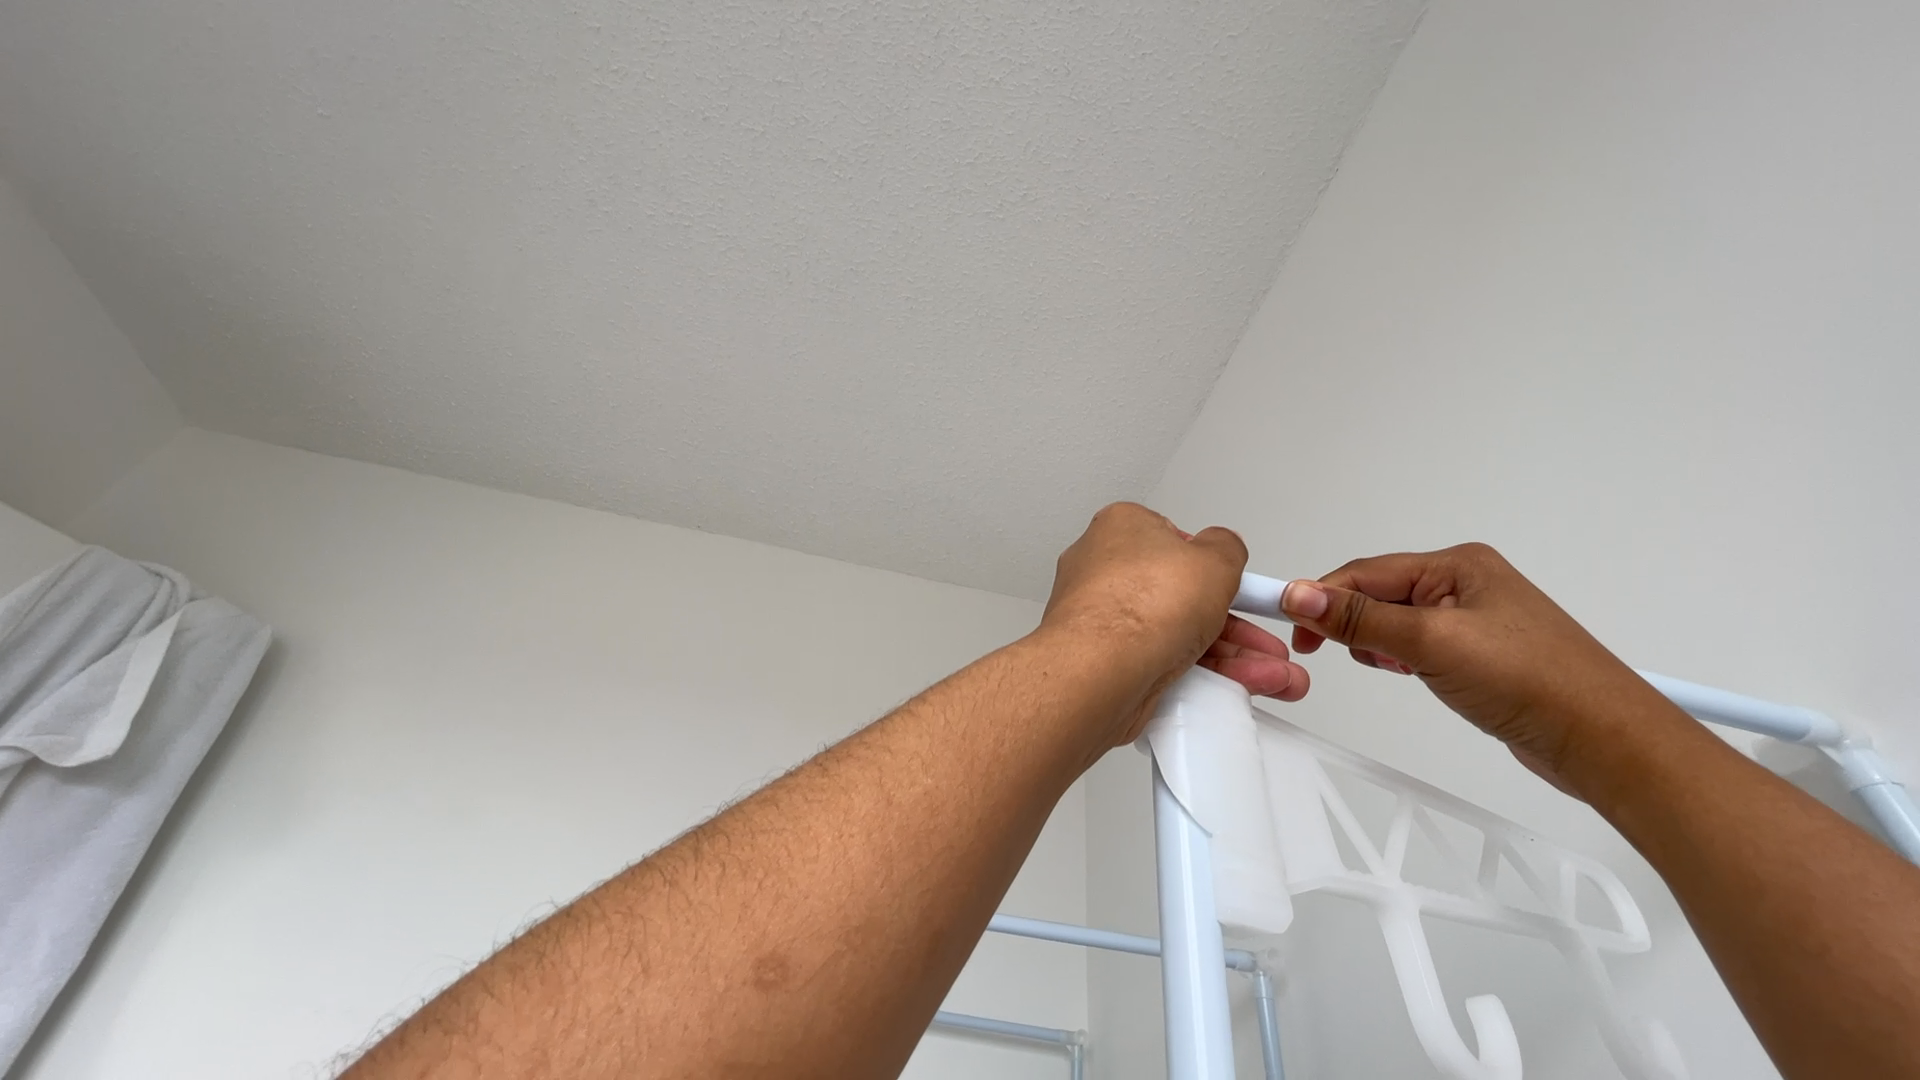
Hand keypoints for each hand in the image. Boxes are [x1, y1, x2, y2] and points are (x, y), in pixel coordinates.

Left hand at [1043, 503, 1307, 745]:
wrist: (1101, 671)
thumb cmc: (1142, 606)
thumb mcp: (1214, 560)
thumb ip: (1226, 549)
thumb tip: (1225, 548)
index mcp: (1121, 529)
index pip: (1175, 541)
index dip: (1213, 567)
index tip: (1244, 590)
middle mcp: (1104, 569)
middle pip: (1182, 596)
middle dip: (1236, 626)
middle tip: (1269, 646)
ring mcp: (1101, 617)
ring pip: (1175, 634)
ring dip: (1230, 656)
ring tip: (1273, 678)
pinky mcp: (1103, 659)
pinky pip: (1158, 662)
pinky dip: (1198, 675)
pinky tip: (1233, 687)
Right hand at [1282, 543, 1676, 796]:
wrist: (1604, 741)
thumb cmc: (1535, 682)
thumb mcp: (1430, 643)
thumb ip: (1359, 618)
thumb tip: (1301, 594)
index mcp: (1457, 565)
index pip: (1365, 572)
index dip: (1319, 595)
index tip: (1282, 616)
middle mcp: (1463, 584)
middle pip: (1376, 593)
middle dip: (1347, 621)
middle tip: (1323, 650)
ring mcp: (1471, 619)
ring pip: (1392, 620)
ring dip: (1372, 641)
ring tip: (1384, 665)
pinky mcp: (1475, 652)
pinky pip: (1414, 643)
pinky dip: (1395, 656)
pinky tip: (1401, 671)